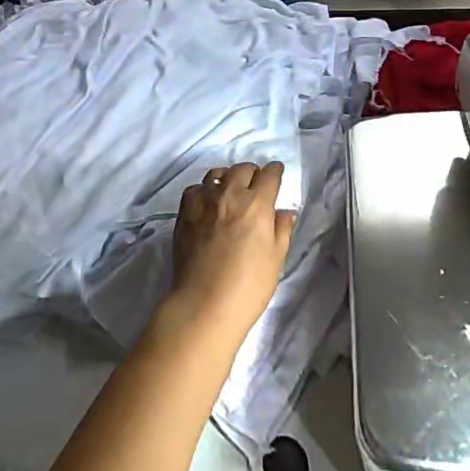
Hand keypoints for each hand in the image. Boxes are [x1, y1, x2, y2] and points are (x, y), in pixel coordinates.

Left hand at [164, 162, 295, 341]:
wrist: (205, 301)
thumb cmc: (248, 285)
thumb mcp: (276, 259)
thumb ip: (281, 229)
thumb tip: (285, 210)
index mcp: (256, 204)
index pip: (268, 176)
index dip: (275, 172)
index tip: (277, 172)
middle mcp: (228, 195)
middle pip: (242, 169)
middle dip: (253, 173)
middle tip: (256, 184)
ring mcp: (203, 200)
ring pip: (217, 174)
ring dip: (228, 176)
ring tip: (232, 188)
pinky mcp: (184, 211)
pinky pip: (196, 188)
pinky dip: (205, 189)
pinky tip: (209, 201)